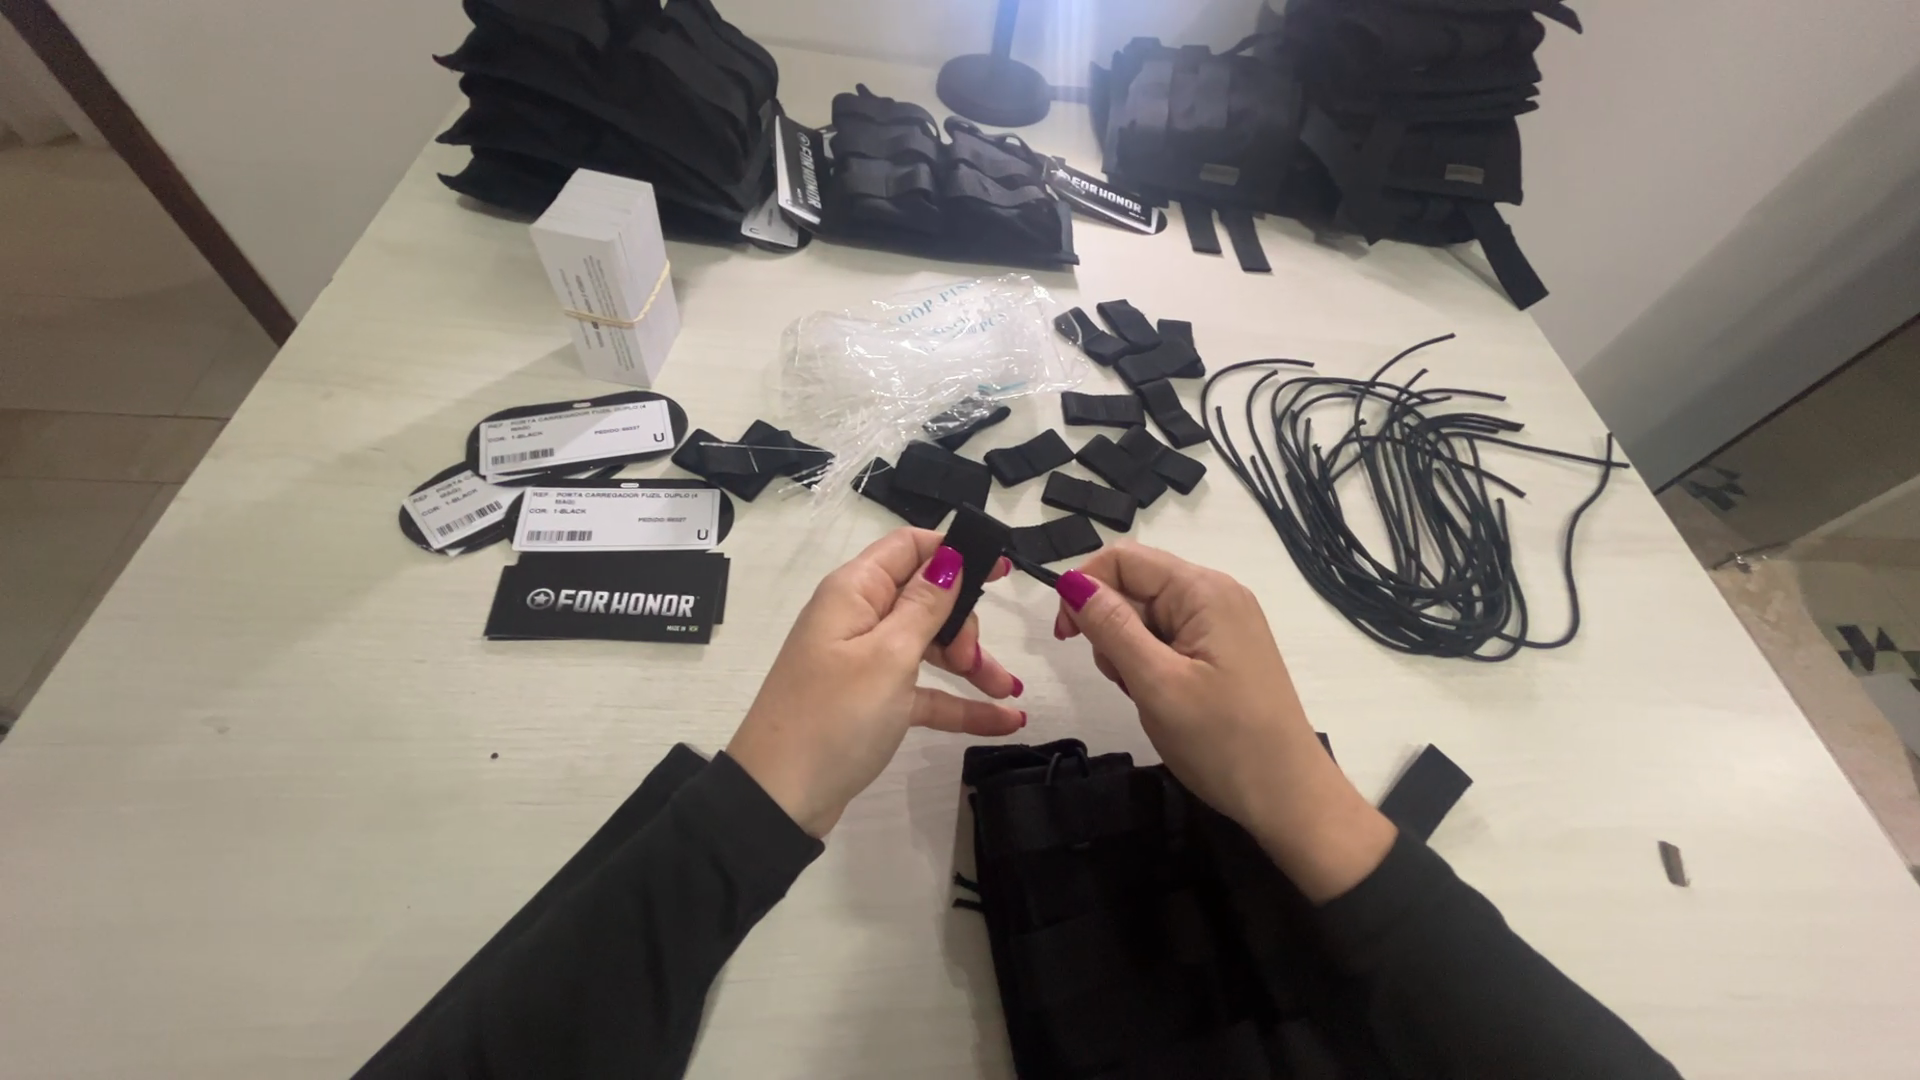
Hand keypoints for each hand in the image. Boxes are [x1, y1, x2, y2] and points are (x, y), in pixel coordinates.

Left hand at [728, 528, 1026, 836]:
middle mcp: (859, 618)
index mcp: (855, 591)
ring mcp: (866, 662)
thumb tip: (951, 557)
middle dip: (961, 622)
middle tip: (972, 658)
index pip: (908, 547)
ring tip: (1005, 690)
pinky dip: (959, 702)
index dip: (955, 551)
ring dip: (971, 664)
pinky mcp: (873, 701)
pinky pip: (925, 690)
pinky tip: (1003, 720)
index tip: (1000, 567)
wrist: (780, 799)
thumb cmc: (833, 716)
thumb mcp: (888, 656)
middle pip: (925, 598)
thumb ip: (925, 605)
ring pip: (930, 646)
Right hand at [1052, 543, 1394, 901]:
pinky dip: (1148, 663)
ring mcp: (1220, 622)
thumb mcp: (1156, 683)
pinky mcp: (1221, 649)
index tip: (1066, 636)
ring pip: (1145, 615)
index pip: (1123, 558)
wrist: (1289, 799)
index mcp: (1203, 590)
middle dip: (1110, 626)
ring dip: (1127, 650)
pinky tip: (1161, 696)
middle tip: (1124, 679)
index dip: (1085, 587)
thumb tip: (1070, 582)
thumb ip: (1111, 627)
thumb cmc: (1224, 742)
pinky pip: (1166, 638)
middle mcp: (1214, 594)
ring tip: (1147, 694)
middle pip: (1134, 585)